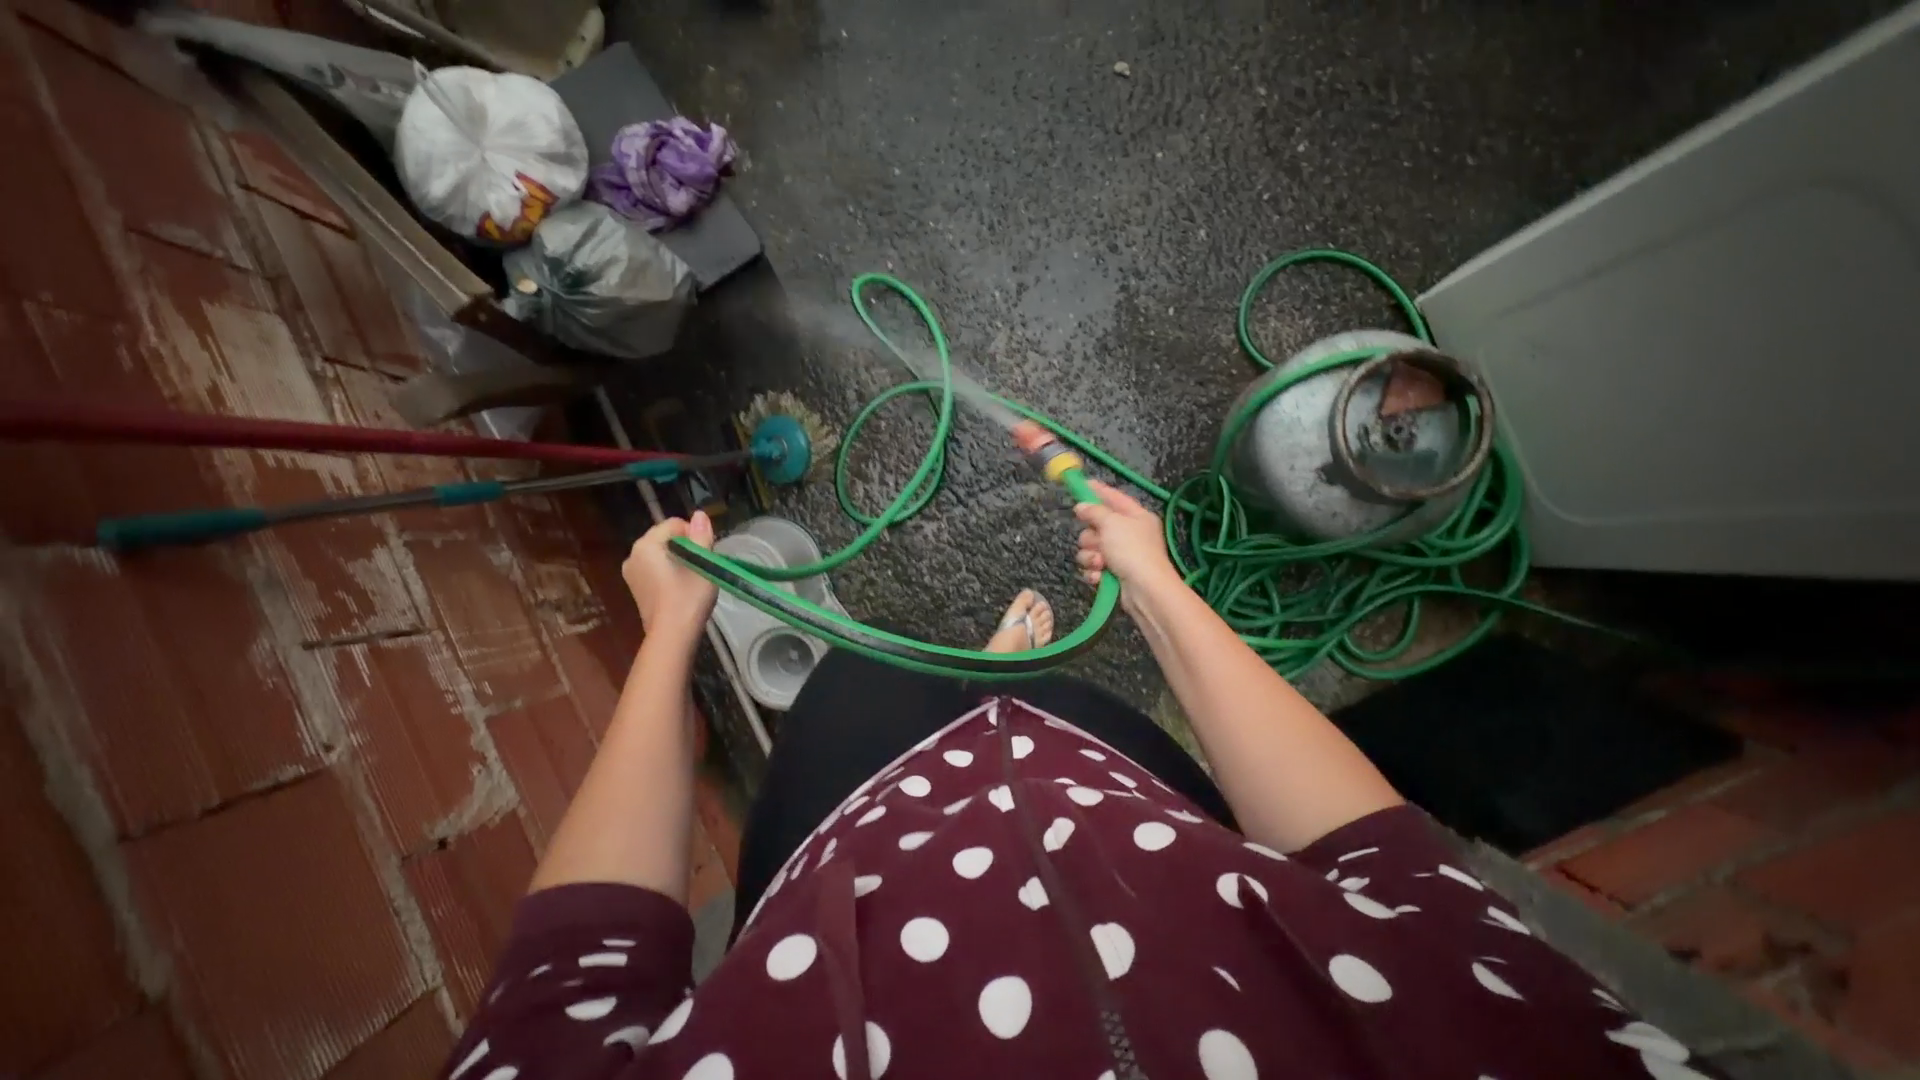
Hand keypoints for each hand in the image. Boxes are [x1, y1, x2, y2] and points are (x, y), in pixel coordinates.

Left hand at [622, 511, 717, 642]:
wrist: (672, 635)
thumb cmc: (688, 597)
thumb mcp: (702, 564)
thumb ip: (701, 536)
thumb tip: (699, 514)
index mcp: (646, 545)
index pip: (674, 524)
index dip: (694, 535)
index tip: (705, 554)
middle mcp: (633, 554)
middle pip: (665, 538)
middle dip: (685, 546)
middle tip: (702, 566)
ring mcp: (631, 573)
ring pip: (660, 554)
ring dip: (678, 560)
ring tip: (692, 578)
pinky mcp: (635, 588)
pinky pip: (654, 569)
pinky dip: (668, 572)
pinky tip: (680, 588)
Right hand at [1073, 479, 1179, 591]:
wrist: (1145, 589)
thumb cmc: (1132, 550)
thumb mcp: (1112, 523)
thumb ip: (1094, 511)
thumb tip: (1081, 507)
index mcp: (1136, 516)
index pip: (1114, 497)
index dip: (1097, 491)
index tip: (1081, 484)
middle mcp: (1130, 533)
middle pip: (1098, 526)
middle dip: (1091, 536)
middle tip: (1096, 542)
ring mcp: (1123, 554)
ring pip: (1092, 548)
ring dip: (1091, 556)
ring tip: (1100, 563)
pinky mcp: (1115, 573)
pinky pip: (1095, 566)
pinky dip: (1094, 571)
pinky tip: (1099, 577)